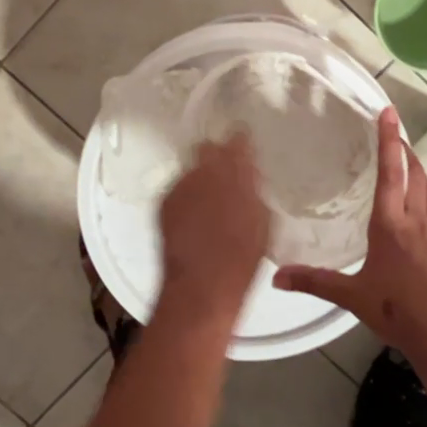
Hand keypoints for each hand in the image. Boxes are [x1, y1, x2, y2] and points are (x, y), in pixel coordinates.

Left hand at [156, 134, 270, 330]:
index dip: (241, 139)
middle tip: (228, 170)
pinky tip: (195, 213)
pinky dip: (187, 195)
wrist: (202, 288)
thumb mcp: (262, 220)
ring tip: (210, 197)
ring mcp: (179, 187)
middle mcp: (203, 171)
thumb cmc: (243, 259)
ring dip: (201, 176)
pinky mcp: (163, 204)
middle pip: (207, 148)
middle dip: (217, 154)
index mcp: (235, 172)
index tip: (244, 141)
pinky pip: (178, 189)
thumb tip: (249, 173)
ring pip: (191, 168)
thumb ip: (254, 189)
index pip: (237, 138)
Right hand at [272, 108, 426, 354]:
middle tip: (396, 131)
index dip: (387, 142)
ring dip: (421, 170)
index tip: (388, 114)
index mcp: (388, 225)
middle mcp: (414, 221)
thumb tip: (276, 276)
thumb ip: (314, 281)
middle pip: (411, 175)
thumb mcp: (350, 295)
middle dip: (403, 150)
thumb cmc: (394, 310)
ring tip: (413, 155)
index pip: (388, 174)